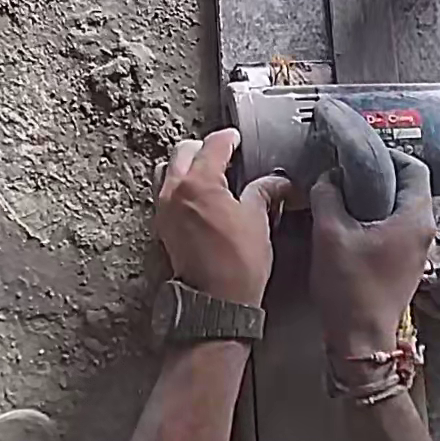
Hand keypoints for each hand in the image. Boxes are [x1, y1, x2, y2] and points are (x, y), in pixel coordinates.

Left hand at [153, 130, 292, 305]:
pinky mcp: (163, 227)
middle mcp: (175, 191)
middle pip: (183, 151)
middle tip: (226, 156)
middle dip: (205, 149)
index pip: (213, 145)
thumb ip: (263, 192)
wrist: (215, 302)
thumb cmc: (238, 263)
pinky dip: (180, 187)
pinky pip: (166, 193)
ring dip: (187, 166)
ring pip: (169, 171)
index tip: (238, 139)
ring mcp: (164, 209)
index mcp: (199, 183)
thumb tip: (276, 182)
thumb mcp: (257, 220)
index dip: (229, 139)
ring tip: (210, 176)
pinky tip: (200, 199)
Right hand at [310, 149, 434, 356]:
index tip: (357, 152)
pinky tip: (346, 222)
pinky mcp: (404, 264)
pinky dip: (373, 218)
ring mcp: (417, 250)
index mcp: (415, 218)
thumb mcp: (329, 233)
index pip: (413, 167)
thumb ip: (327, 196)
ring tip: (340, 194)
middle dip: (376, 174)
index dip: (386, 153)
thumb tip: (328, 178)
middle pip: (406, 187)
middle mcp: (424, 231)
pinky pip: (392, 229)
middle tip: (343, 171)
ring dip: (372, 198)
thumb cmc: (349, 285)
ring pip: (398, 209)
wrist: (360, 339)